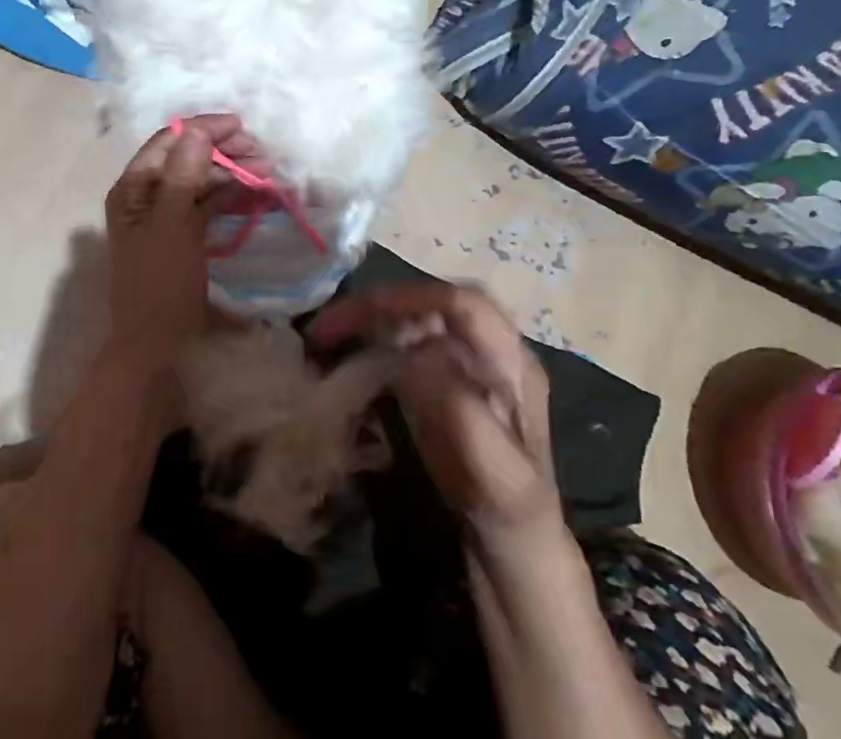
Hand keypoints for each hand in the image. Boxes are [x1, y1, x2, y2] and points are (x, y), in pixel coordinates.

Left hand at [102, 115, 266, 375]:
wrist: (154, 340)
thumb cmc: (159, 281)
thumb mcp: (172, 225)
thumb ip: (183, 175)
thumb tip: (197, 130)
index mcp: (133, 186)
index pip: (169, 141)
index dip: (203, 128)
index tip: (241, 125)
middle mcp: (146, 194)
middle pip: (186, 157)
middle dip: (222, 149)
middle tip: (260, 152)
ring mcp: (165, 214)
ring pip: (200, 179)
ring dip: (231, 171)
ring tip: (266, 171)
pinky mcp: (183, 233)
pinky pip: (206, 204)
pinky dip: (229, 195)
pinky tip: (255, 192)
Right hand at [309, 283, 559, 536]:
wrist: (510, 542)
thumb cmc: (506, 510)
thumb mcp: (497, 476)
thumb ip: (466, 417)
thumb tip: (420, 353)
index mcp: (512, 364)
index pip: (462, 304)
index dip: (408, 299)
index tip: (354, 317)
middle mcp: (491, 352)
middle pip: (432, 304)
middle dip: (378, 306)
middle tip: (328, 328)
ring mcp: (467, 365)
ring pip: (416, 320)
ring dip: (371, 321)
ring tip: (328, 339)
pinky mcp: (444, 381)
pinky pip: (405, 345)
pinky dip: (372, 343)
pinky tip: (346, 360)